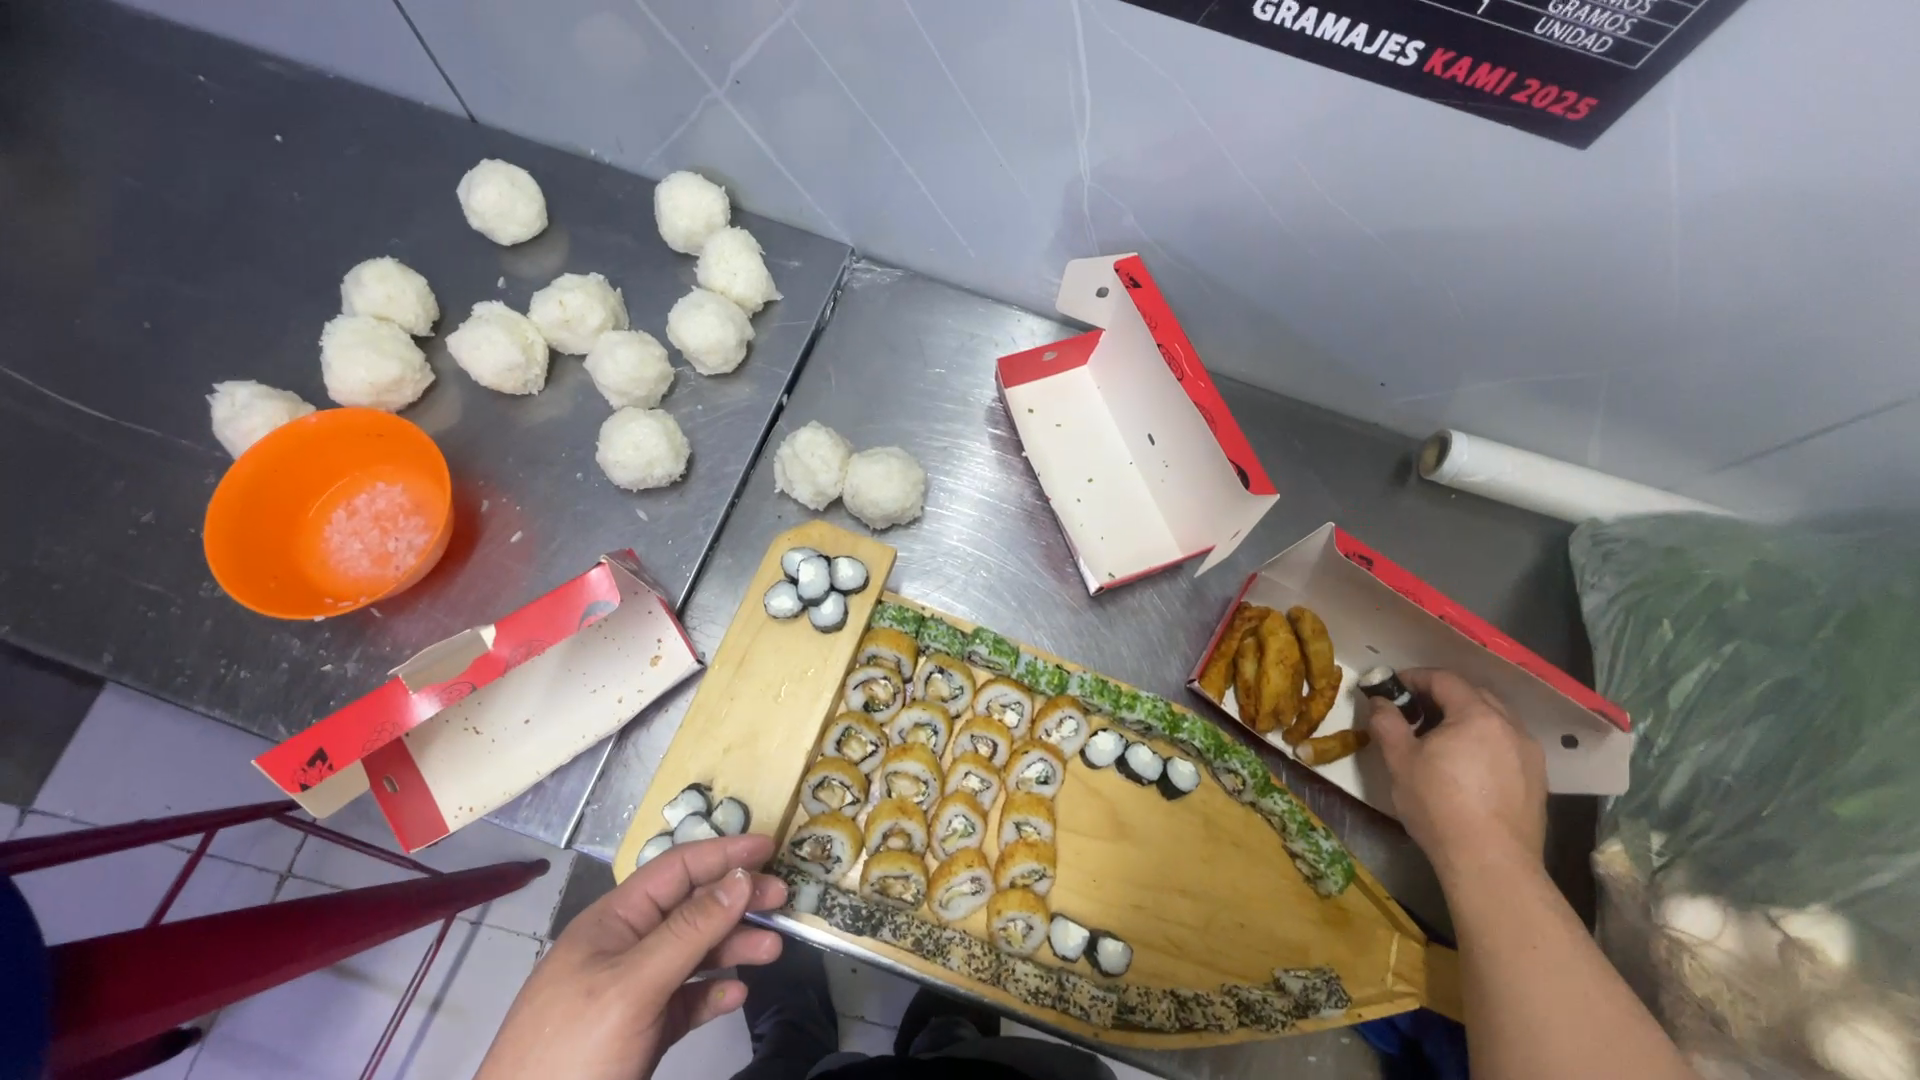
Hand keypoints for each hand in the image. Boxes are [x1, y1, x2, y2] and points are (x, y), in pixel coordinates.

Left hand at [476, 835, 788, 1079]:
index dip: (724, 853)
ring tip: (773, 952)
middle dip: (736, 901)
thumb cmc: (575, 1049)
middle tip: (784, 902)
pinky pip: (685, 999)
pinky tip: (736, 996)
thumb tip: (741, 877)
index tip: (771, 847)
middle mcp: (624, 947)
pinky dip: (713, 993)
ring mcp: (631, 991)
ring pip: (693, 954)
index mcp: (614, 921)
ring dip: (733, 947)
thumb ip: (691, 929)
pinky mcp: (639, 1031)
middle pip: (691, 909)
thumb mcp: (634, 985)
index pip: (676, 870)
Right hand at [1369, 669, 1546, 881]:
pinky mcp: (1537, 782)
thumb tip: (1380, 701)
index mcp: (1477, 716)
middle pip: (1475, 696)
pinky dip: (1486, 742)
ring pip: (1496, 721)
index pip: (1445, 680)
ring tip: (1442, 739)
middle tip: (1415, 711)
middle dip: (1444, 695)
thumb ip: (1388, 724)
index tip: (1394, 685)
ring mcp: (1530, 755)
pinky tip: (1468, 766)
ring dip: (1468, 719)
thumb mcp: (1400, 761)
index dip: (1416, 677)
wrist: (1490, 861)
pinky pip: (1508, 746)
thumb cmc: (1439, 805)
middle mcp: (1511, 727)